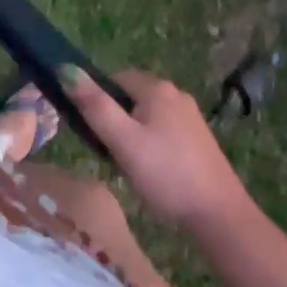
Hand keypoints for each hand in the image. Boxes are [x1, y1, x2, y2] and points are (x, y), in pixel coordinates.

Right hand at [62, 67, 253, 228]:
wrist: (221, 218)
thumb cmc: (165, 174)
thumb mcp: (122, 140)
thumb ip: (93, 104)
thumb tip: (65, 68)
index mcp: (157, 88)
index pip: (112, 78)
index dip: (98, 101)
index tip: (95, 130)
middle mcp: (176, 94)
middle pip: (129, 96)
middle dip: (115, 119)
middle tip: (110, 150)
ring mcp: (191, 118)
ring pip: (145, 115)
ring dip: (131, 133)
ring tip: (129, 163)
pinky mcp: (200, 139)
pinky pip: (162, 130)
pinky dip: (151, 143)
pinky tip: (152, 169)